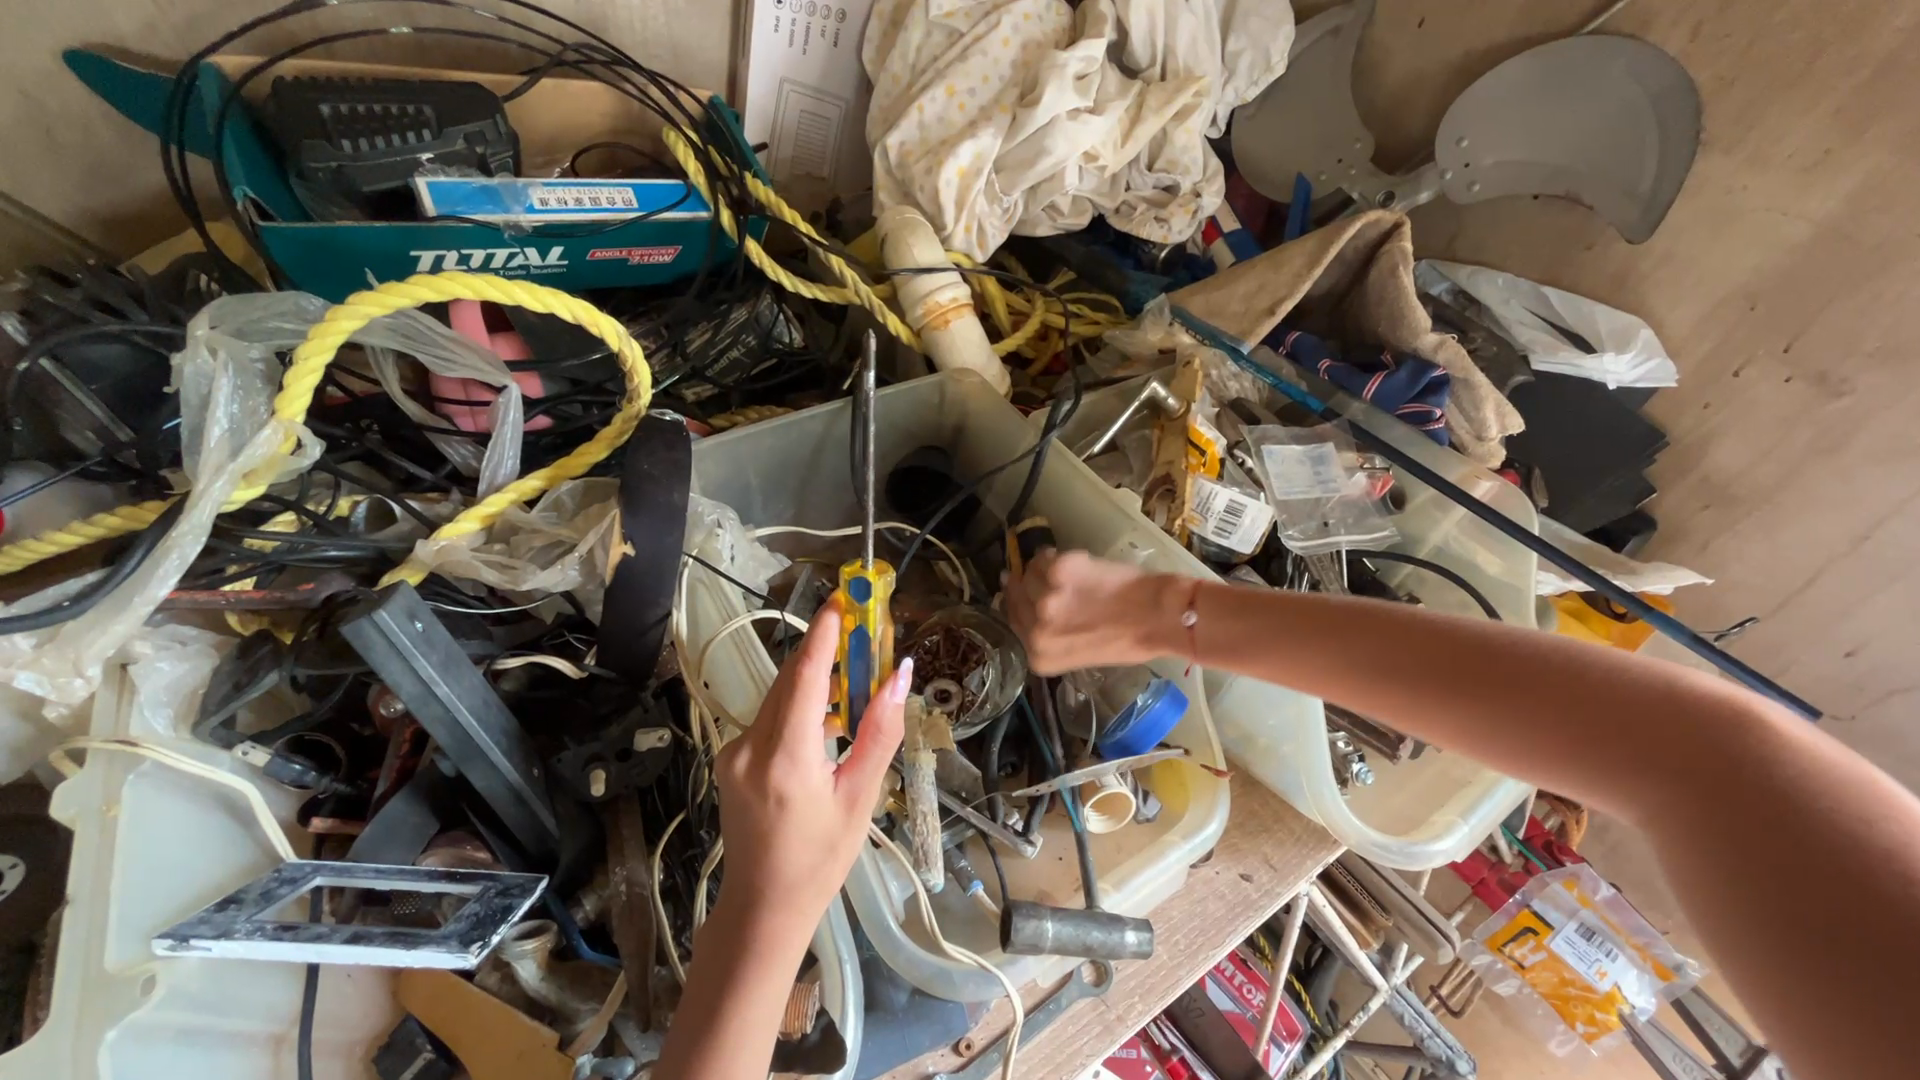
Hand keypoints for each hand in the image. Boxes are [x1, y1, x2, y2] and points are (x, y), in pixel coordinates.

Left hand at [712, 601, 909, 942]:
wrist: (763, 906)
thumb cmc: (821, 859)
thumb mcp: (860, 797)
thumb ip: (879, 732)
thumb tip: (900, 676)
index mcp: (785, 757)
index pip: (805, 676)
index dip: (824, 633)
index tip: (844, 598)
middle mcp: (750, 746)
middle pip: (791, 679)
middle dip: (825, 649)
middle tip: (861, 628)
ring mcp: (734, 752)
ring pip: (779, 696)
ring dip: (814, 678)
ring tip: (854, 674)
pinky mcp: (731, 759)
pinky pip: (769, 717)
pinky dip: (799, 705)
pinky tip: (826, 719)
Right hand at [1003, 549, 1184, 674]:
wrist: (1161, 617)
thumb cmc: (1129, 641)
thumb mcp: (1080, 652)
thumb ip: (1052, 636)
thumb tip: (1032, 610)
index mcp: (1039, 655)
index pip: (1012, 623)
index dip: (1016, 605)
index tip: (1019, 593)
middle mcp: (1036, 629)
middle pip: (1015, 597)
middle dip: (1023, 585)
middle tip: (1037, 577)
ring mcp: (1046, 599)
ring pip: (1027, 573)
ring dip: (1039, 569)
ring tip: (1061, 570)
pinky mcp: (1059, 570)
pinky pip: (1044, 557)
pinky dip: (1053, 556)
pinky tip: (1071, 562)